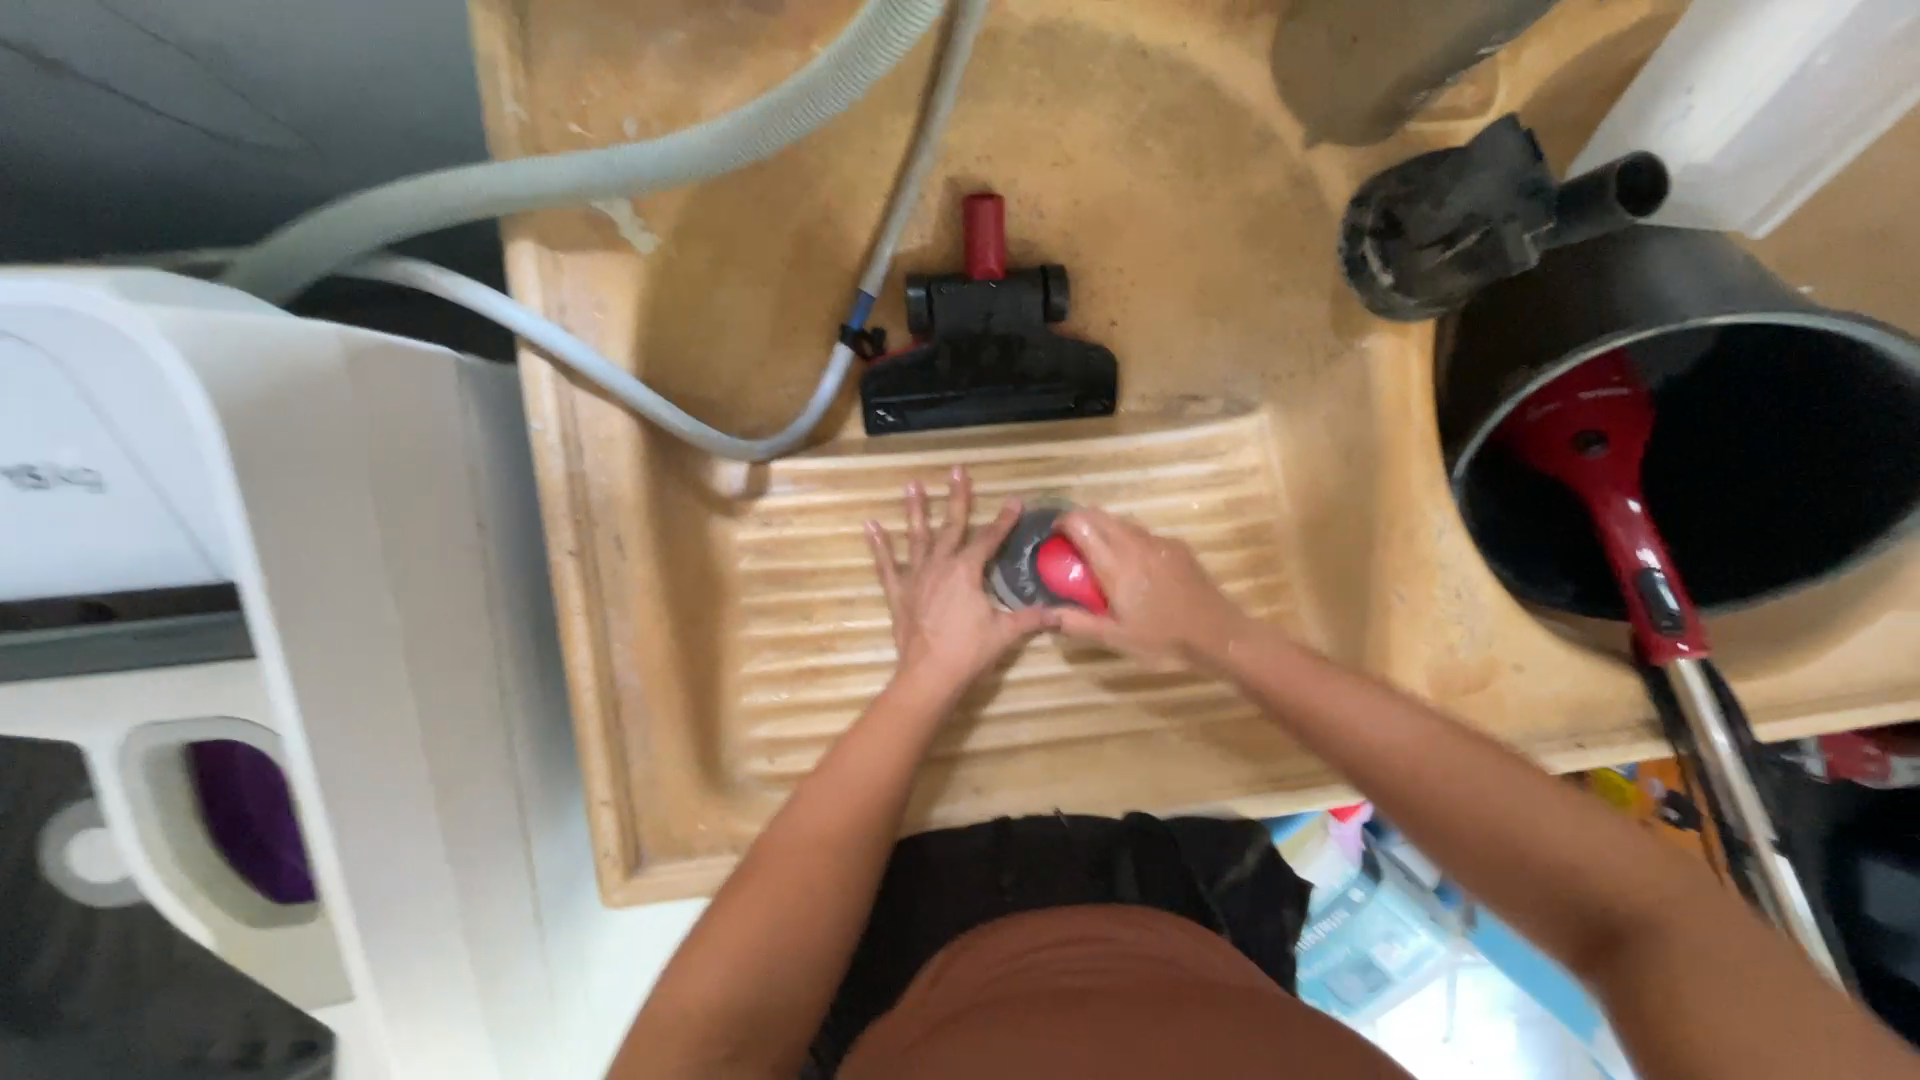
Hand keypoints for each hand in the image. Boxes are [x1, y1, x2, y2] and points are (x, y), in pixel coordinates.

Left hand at [866, 467, 1058, 699]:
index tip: (1014, 500)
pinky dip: (878, 545)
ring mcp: (916, 577)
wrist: (929, 675)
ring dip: (915, 510)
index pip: (990, 539)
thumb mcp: (1005, 633)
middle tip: (957, 469)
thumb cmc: (969, 652)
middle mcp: (941, 565)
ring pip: (916, 537)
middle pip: (952, 525)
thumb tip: (1061, 613)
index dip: (1004, 520)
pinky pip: (886, 565)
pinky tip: (870, 525)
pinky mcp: (898, 593)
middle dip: (957, 497)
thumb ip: (1032, 618)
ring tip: (913, 484)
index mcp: (967, 571)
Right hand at [1054, 507, 1249, 666]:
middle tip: (1070, 544)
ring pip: (1122, 522)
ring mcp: (1159, 542)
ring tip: (1099, 555)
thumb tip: (1045, 615)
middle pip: (1099, 515)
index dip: (1062, 523)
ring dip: (1104, 529)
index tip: (1054, 537)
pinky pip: (1144, 533)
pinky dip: (1128, 539)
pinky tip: (1133, 566)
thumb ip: (1077, 623)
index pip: (1081, 524)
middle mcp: (1135, 543)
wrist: (1219, 635)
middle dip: (1080, 521)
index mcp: (1115, 563)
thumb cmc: (1163, 639)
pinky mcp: (1177, 547)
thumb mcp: (1115, 638)